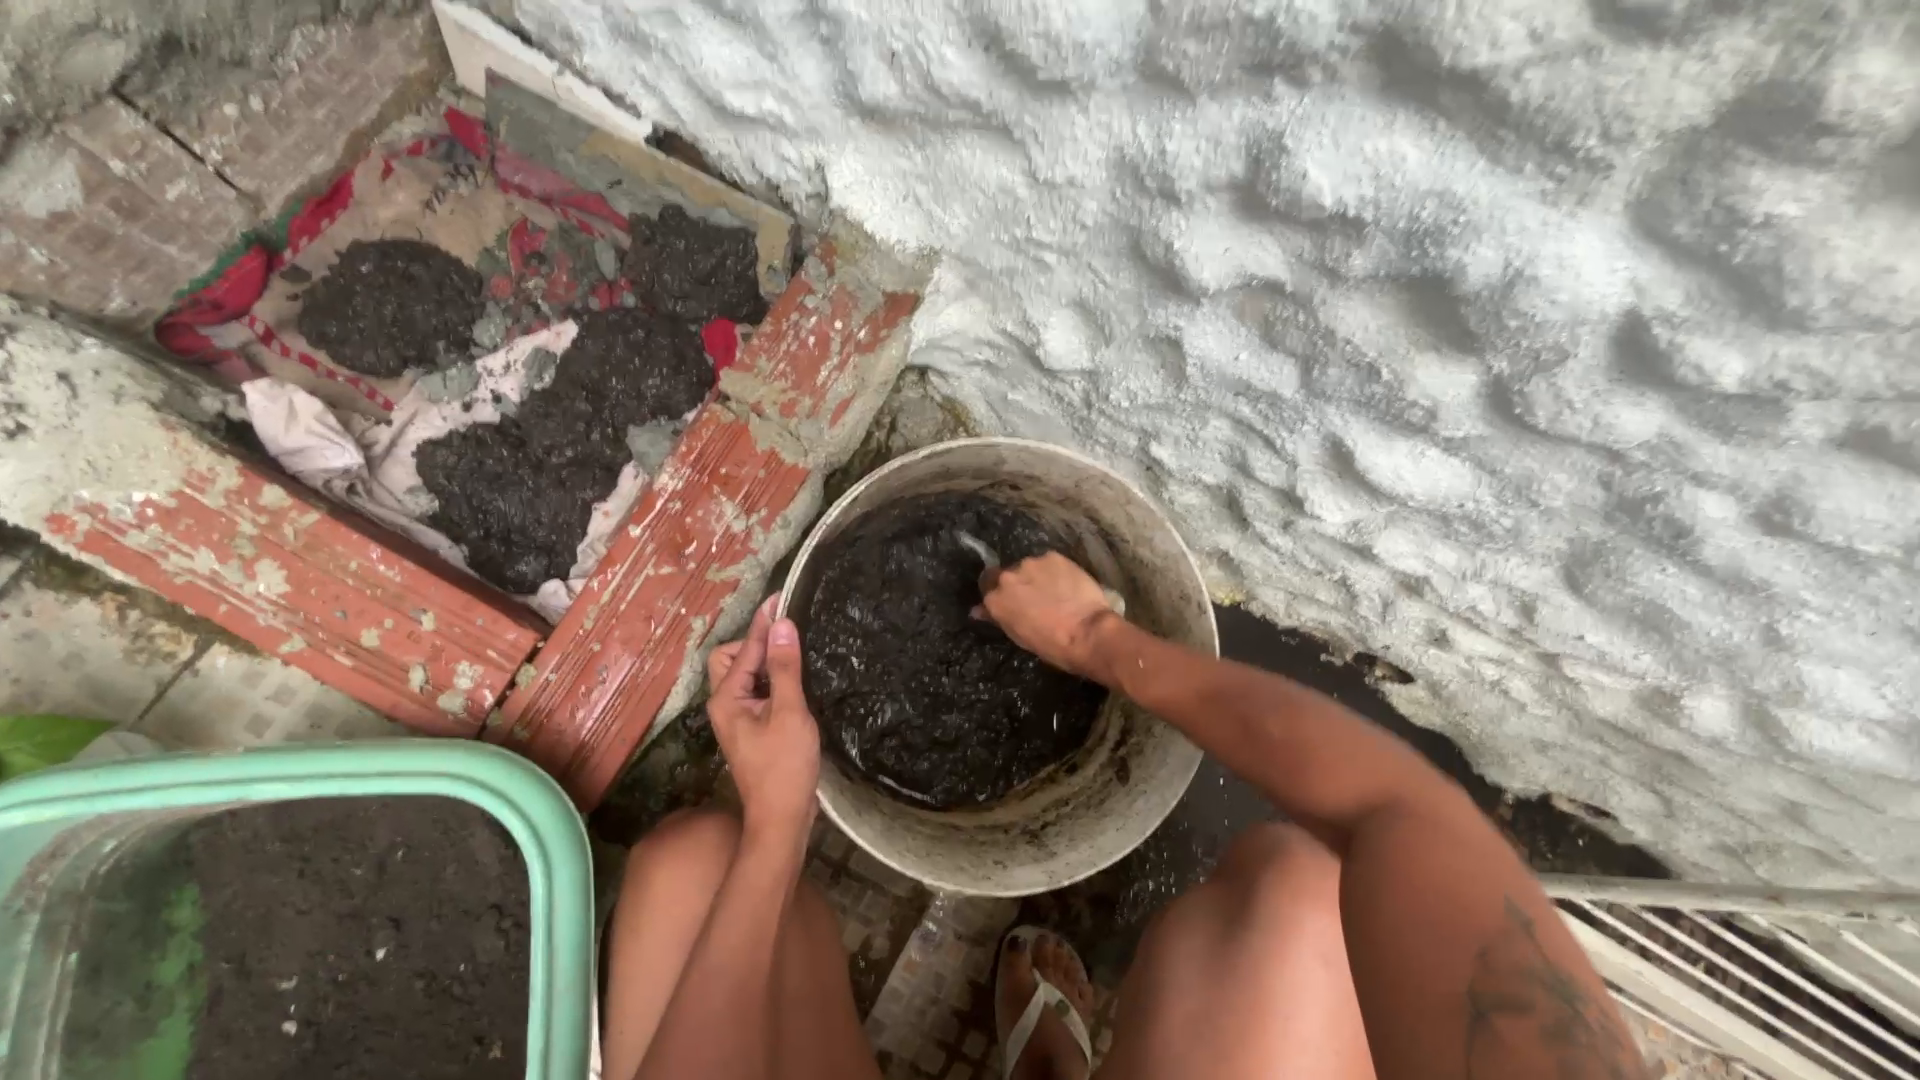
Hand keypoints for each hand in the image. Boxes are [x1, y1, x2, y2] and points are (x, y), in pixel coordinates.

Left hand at [706, 595, 820, 839]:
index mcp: (727, 698)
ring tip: (797, 655)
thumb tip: (782, 625)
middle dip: (758, 643)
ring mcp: (738, 718)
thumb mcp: (789, 712)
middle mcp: (725, 704)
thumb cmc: (785, 766)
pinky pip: (759, 691)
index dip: (765, 623)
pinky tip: (797, 680)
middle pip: (734, 657)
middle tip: (791, 639)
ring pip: (748, 675)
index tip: (783, 598)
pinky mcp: (754, 728)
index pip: (745, 648)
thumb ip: (784, 668)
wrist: (782, 818)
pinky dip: (775, 680)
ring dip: (768, 661)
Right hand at [977, 552, 1118, 678]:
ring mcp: (1031, 563)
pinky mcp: (1054, 557)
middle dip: (1018, 583)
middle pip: (1008, 573)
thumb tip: (977, 610)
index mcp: (995, 599)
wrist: (1086, 632)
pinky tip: (1068, 585)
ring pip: (1030, 566)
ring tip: (1055, 590)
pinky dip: (1056, 571)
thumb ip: (998, 616)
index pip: (987, 585)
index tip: (1011, 600)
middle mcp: (1008, 577)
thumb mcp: (1018, 635)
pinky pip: (1050, 563)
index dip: (1000, 592)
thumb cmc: (1050, 644)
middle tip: (1035, 597)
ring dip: (1037, 576)